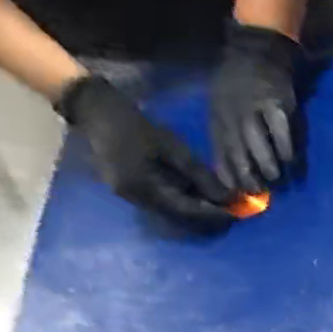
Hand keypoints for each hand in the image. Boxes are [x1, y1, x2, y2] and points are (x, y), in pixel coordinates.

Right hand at [57, 76, 233, 225]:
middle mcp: (138, 201)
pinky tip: (199, 198)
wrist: (95, 112)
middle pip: (180, 219)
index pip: (187, 212)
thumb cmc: (134, 125)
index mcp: (145, 190)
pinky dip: (184, 204)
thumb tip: (226, 197)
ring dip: (197, 213)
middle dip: (208, 218)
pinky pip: (163, 205)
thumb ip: (199, 174)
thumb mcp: (171, 146)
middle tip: (233, 214)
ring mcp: (132, 199)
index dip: (213, 215)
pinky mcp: (132, 193)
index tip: (236, 215)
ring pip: (172, 214)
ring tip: (221, 207)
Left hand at [210, 22, 303, 193]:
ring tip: (277, 180)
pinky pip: (282, 135)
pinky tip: (290, 161)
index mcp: (217, 118)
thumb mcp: (220, 109)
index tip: (241, 193)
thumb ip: (224, 139)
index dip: (231, 178)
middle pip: (240, 155)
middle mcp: (232, 116)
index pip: (221, 155)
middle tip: (261, 191)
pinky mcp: (276, 105)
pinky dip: (286, 151)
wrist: (256, 52)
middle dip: (251, 178)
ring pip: (260, 147)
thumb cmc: (237, 86)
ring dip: (269, 169)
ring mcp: (254, 110)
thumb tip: (228, 177)